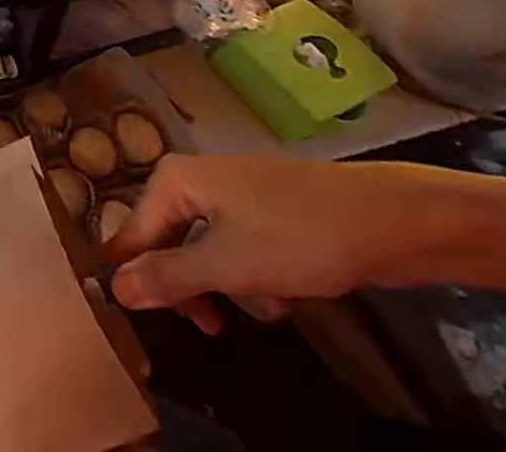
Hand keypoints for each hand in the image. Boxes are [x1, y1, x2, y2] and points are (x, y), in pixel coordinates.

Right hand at [101, 155, 461, 332]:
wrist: (391, 219)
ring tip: (264, 310)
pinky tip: (283, 293)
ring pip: (205, 251)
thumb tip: (114, 288)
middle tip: (211, 327)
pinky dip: (252, 274)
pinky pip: (235, 248)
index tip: (136, 322)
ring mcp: (229, 192)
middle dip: (191, 288)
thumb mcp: (226, 266)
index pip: (131, 236)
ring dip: (228, 287)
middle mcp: (193, 179)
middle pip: (166, 243)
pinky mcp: (262, 209)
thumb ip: (166, 278)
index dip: (133, 278)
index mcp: (173, 180)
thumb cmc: (298, 238)